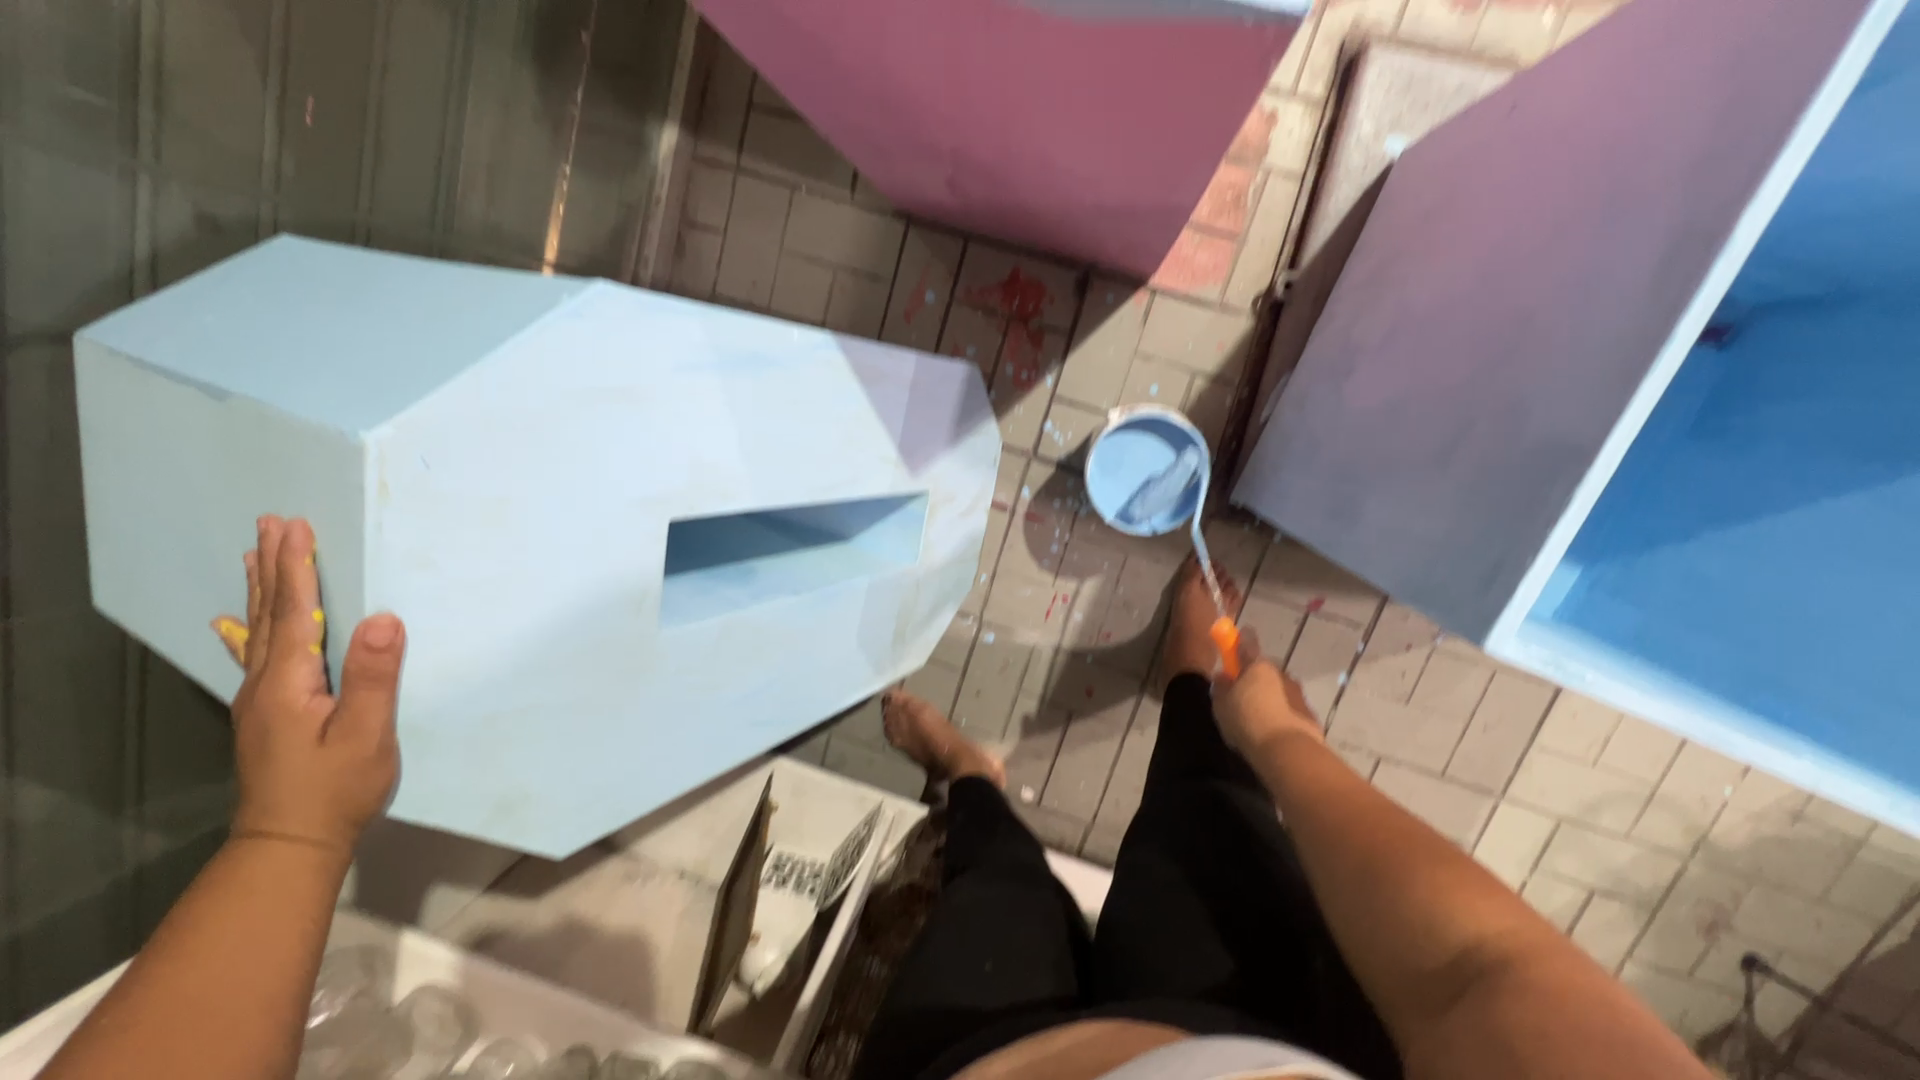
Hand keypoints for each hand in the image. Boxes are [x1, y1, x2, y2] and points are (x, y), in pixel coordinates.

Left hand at [210, 516, 405, 855]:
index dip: (298, 569)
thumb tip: (382, 618)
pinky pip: (254, 655)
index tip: (296, 528)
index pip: (297, 614)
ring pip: (257, 632)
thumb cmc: (335, 789)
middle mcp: (265, 684)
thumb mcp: (365, 734)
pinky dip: (245, 630)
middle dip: (273, 567)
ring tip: (253, 554)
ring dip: (259, 590)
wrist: (290, 843)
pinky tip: (230, 625)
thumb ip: (372, 676)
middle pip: (269, 614)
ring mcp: (260, 701)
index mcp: (290, 682)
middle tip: (270, 525)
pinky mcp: (265, 715)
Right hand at [1210, 629, 1324, 757]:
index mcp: (1257, 666)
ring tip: (1256, 719)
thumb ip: (1221, 688)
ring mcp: (1298, 693)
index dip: (1240, 640)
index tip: (1237, 637)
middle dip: (1254, 677)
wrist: (1287, 750)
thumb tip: (1223, 676)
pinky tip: (1272, 731)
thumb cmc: (1247, 721)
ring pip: (1279, 689)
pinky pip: (1290, 708)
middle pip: (1264, 669)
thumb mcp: (1221, 705)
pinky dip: (1282, 714)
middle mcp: (1280, 674)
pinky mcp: (1309, 714)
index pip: (1248, 642)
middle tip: (1240, 695)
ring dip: (1269, 697)